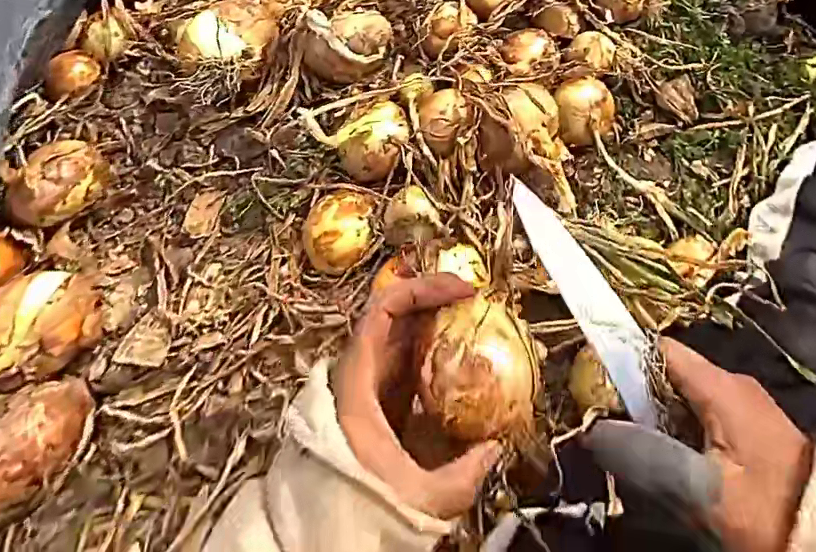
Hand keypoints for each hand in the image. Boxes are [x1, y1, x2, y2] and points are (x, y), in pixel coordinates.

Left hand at [332, 273, 501, 518]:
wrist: (321, 546)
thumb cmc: (359, 515)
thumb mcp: (420, 500)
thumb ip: (464, 474)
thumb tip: (495, 446)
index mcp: (356, 383)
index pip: (383, 310)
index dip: (422, 289)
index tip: (460, 290)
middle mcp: (358, 377)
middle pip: (394, 318)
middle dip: (434, 301)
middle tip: (473, 299)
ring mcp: (366, 391)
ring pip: (401, 341)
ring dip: (436, 326)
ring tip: (473, 321)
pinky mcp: (375, 408)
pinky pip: (405, 368)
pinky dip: (432, 356)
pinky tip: (459, 363)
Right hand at [584, 338, 814, 551]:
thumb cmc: (771, 510)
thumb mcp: (704, 489)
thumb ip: (646, 454)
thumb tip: (594, 430)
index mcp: (719, 384)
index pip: (657, 349)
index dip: (622, 360)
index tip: (593, 386)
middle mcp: (732, 384)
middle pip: (668, 374)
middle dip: (636, 398)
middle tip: (611, 432)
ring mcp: (747, 407)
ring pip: (685, 399)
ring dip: (659, 421)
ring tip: (637, 453)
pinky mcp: (755, 430)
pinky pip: (705, 418)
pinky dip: (682, 433)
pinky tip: (674, 466)